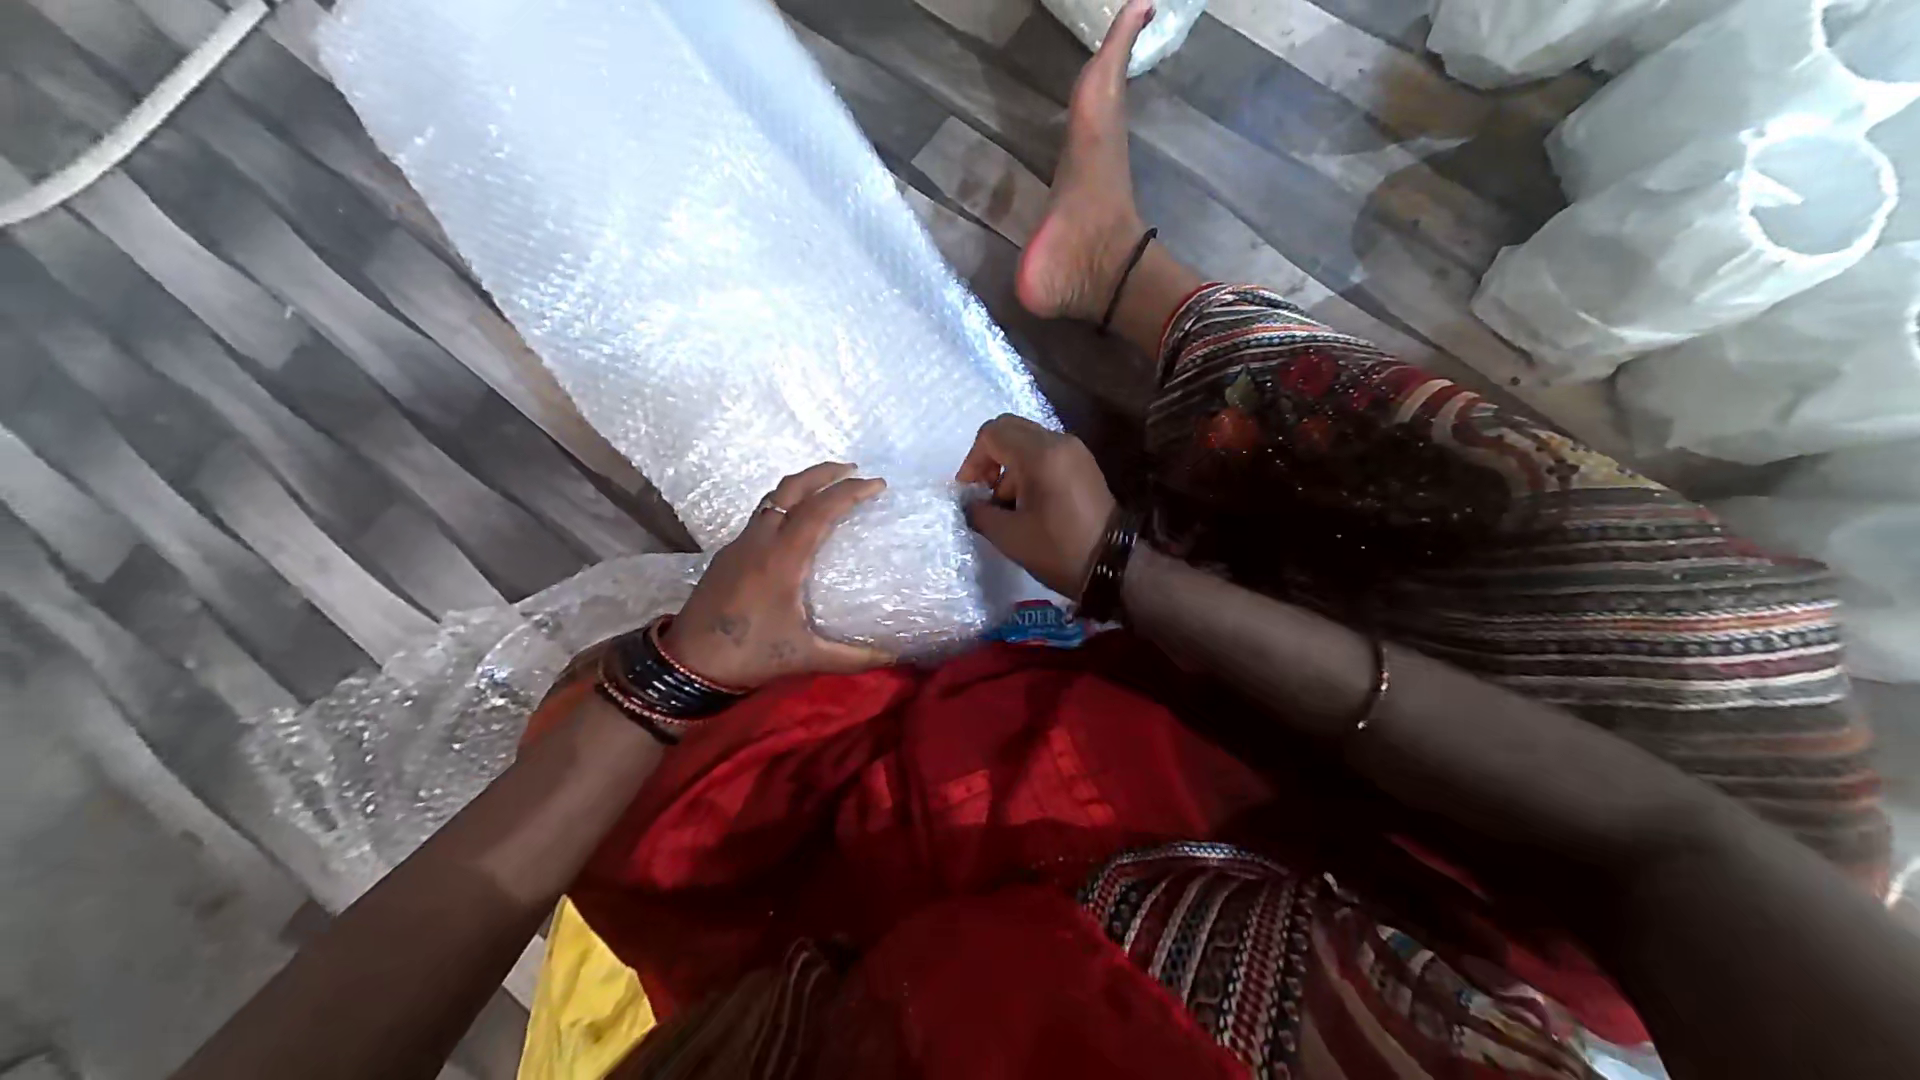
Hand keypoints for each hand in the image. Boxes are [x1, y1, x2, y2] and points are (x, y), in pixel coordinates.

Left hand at [662, 463, 893, 688]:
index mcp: (782, 559)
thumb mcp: (806, 657)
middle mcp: (760, 541)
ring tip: (828, 487)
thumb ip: (852, 658)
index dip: (851, 491)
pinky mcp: (728, 553)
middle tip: (854, 470)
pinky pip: (761, 515)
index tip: (877, 484)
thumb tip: (892, 658)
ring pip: (773, 498)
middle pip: (793, 488)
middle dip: (825, 472)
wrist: (688, 662)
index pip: (820, 510)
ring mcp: (740, 544)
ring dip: (803, 485)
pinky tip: (796, 523)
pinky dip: (785, 505)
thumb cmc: (749, 655)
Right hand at [956, 415, 1116, 597]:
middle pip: (1010, 430)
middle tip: (985, 492)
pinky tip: (1029, 503)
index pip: (992, 434)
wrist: (1113, 565)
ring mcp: (1075, 451)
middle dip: (989, 459)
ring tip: (1008, 506)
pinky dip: (1028, 470)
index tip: (970, 491)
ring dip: (1009, 467)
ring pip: (1027, 442)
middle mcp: (1059, 442)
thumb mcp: (1008, 535)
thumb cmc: (1058, 549)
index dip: (972, 460)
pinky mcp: (1083, 464)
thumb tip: (971, 503)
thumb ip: (979, 511)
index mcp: (1040, 454)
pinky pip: (1046, 454)